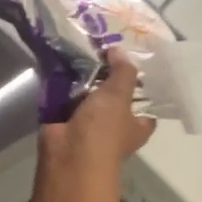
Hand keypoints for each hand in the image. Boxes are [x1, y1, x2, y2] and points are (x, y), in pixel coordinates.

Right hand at [38, 51, 156, 175]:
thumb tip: (119, 51)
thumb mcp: (118, 96)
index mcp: (138, 123)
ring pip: (88, 94)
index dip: (137, 80)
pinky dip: (61, 85)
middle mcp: (117, 124)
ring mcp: (90, 122)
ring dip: (81, 78)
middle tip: (97, 49)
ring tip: (75, 51)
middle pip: (114, 94)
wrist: (70, 152)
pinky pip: (65, 97)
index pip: (144, 100)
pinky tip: (57, 66)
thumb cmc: (104, 129)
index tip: (126, 58)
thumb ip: (122, 72)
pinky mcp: (65, 119)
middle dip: (104, 75)